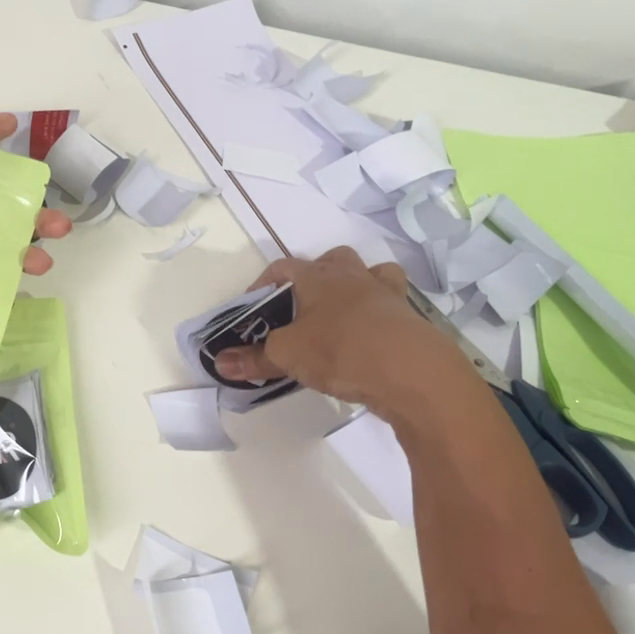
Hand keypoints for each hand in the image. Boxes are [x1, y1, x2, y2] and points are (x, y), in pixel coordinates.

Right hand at [213, 247, 476, 420]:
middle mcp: (354, 277)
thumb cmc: (340, 350)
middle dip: (316, 276)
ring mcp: (388, 296)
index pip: (283, 267)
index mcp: (318, 277)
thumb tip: (221, 364)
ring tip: (341, 314)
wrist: (413, 373)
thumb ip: (253, 358)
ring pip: (373, 275)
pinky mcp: (411, 321)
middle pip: (334, 260)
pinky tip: (368, 340)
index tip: (252, 308)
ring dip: (357, 287)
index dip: (263, 284)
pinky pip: (392, 308)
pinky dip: (380, 318)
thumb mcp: (286, 355)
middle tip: (302, 305)